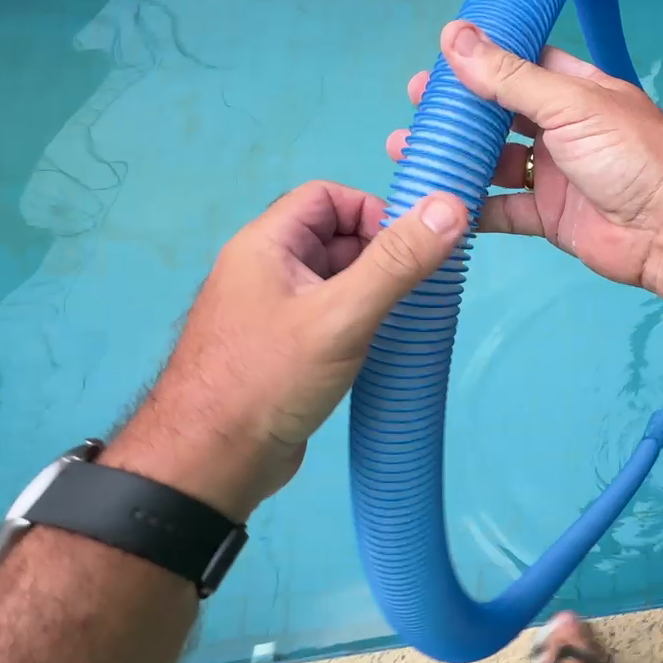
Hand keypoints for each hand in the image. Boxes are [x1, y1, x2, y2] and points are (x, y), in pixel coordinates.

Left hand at [102, 180, 468, 518]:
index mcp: (267, 245)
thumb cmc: (271, 377)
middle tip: (417, 288)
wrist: (210, 466)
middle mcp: (268, 269)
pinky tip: (385, 343)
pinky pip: (334, 311)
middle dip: (384, 254)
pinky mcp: (286, 345)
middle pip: (339, 236)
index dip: (374, 211)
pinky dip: (365, 317)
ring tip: (406, 317)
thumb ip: (398, 260)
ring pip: (340, 276)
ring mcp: (275, 309)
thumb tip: (452, 206)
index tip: (410, 249)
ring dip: (378, 288)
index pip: (329, 197)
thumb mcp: (343, 313)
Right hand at [386, 21, 662, 288]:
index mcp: (578, 91)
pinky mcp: (550, 217)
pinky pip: (503, 209)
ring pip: (495, 162)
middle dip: (461, 112)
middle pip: (502, 115)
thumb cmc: (629, 154)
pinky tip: (435, 198)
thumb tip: (455, 34)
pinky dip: (472, 206)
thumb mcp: (571, 104)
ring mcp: (556, 175)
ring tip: (409, 149)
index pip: (524, 65)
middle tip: (417, 107)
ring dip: (457, 156)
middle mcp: (564, 130)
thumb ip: (512, 77)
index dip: (483, 61)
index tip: (437, 60)